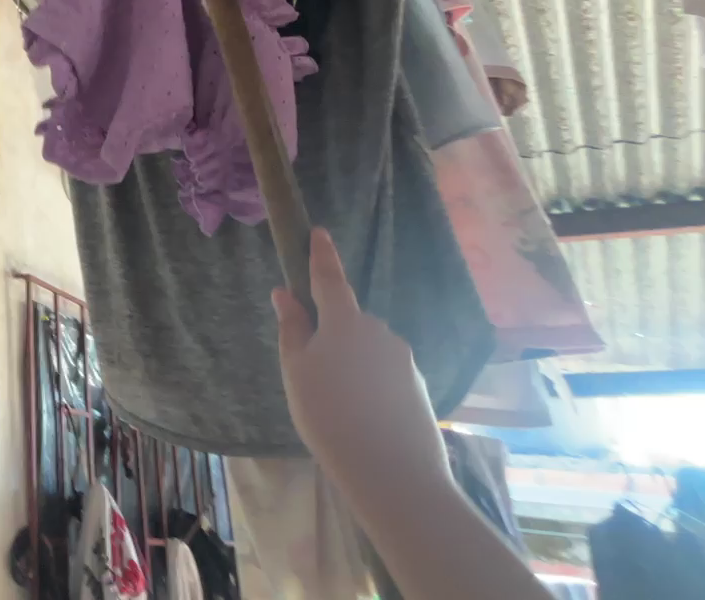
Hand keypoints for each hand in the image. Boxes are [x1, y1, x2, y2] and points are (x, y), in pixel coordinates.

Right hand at [272, 228, 451, 499]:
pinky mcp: (418, 389)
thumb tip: (285, 294)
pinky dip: (367, 382)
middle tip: (308, 365)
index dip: (321, 255)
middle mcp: (380, 333)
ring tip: (332, 400)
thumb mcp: (296, 369)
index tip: (319, 232)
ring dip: (349, 359)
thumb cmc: (328, 412)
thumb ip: (292, 328)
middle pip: (348, 319)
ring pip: (366, 347)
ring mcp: (404, 362)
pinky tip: (357, 414)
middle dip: (329, 329)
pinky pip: (383, 372)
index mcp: (345, 322)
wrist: (393, 473)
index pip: (329, 279)